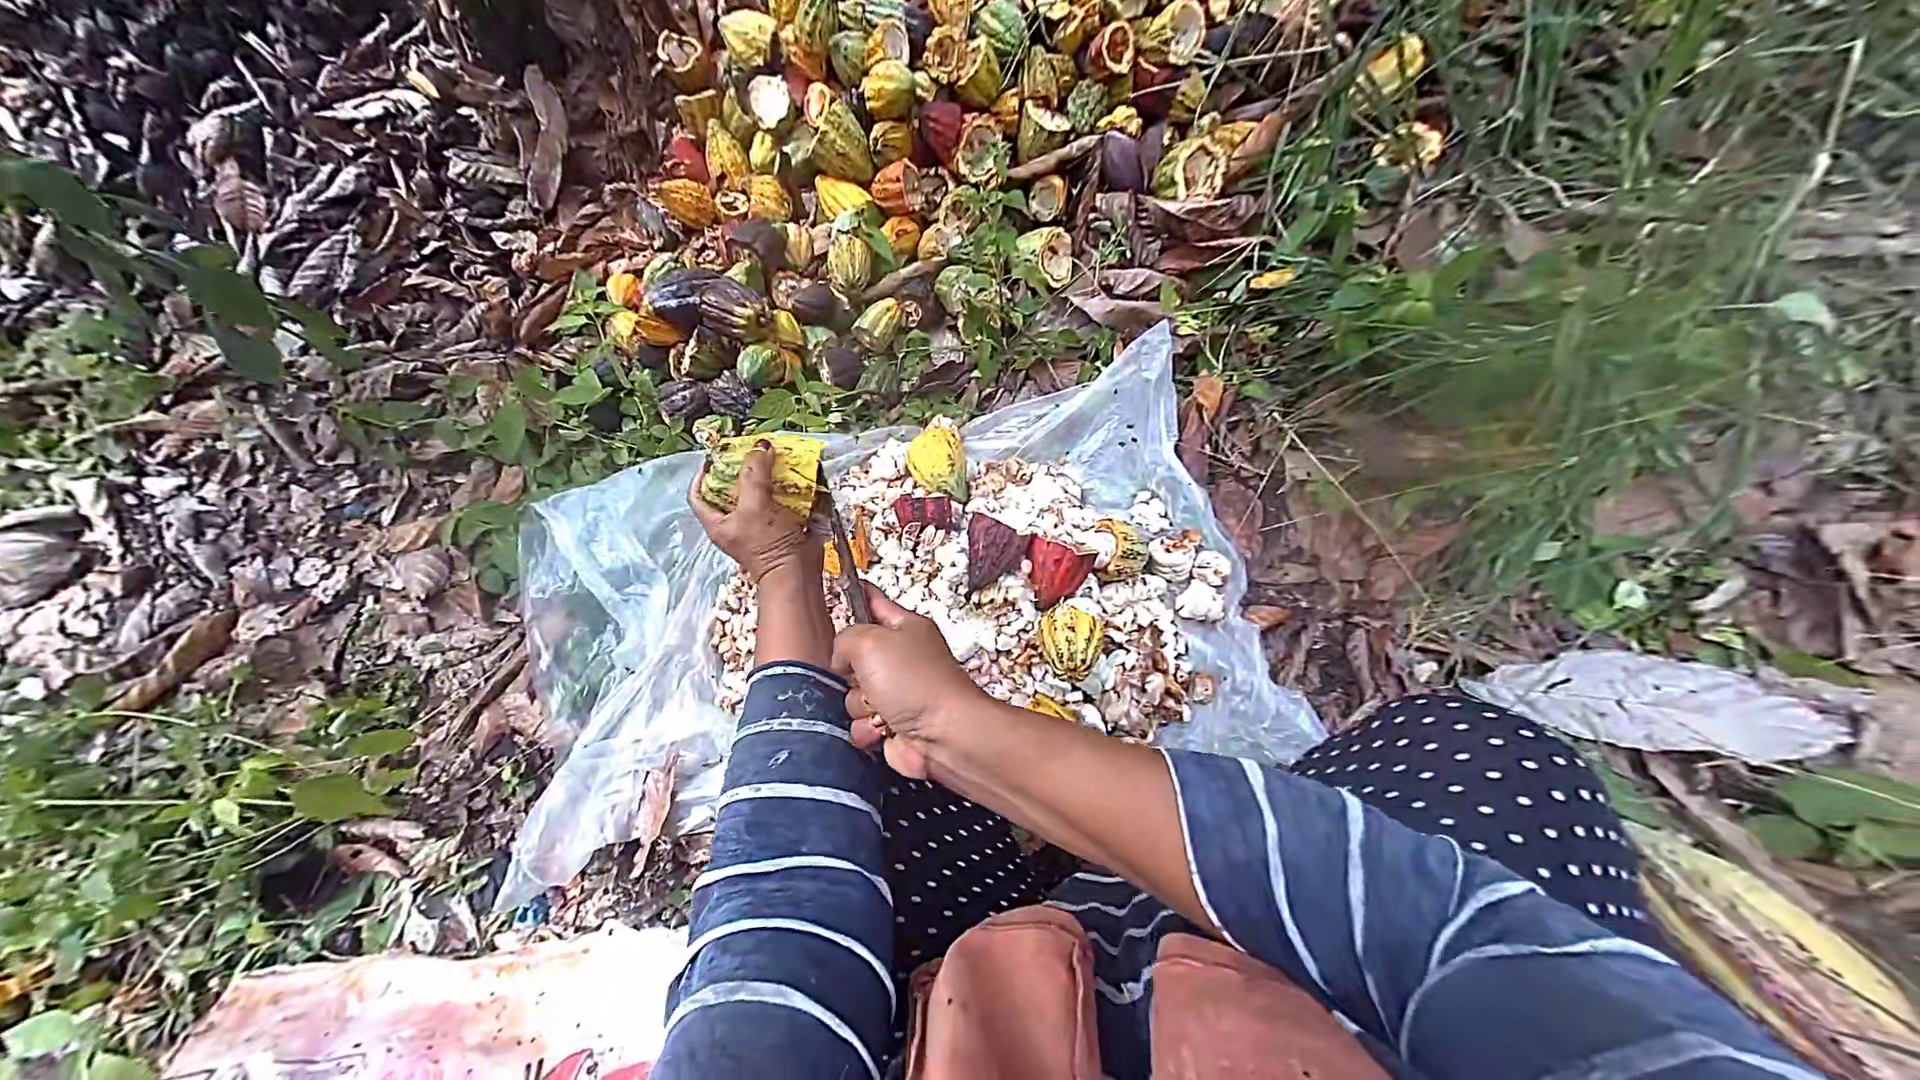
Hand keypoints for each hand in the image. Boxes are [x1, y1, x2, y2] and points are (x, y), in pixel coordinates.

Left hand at [689, 441, 816, 581]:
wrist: (798, 573)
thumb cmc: (768, 544)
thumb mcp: (755, 505)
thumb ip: (754, 474)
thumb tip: (761, 447)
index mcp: (718, 523)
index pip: (698, 495)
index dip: (703, 474)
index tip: (717, 457)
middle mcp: (737, 524)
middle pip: (733, 490)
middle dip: (743, 470)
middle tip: (753, 454)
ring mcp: (760, 526)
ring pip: (760, 494)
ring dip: (769, 478)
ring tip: (777, 460)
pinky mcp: (782, 527)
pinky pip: (782, 502)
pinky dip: (788, 489)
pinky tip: (795, 477)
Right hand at [832, 584, 992, 776]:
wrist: (944, 734)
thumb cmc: (917, 682)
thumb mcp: (870, 641)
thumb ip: (845, 638)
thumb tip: (842, 662)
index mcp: (904, 628)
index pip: (873, 602)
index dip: (856, 594)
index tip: (840, 584)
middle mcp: (900, 659)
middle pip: (854, 657)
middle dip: (851, 672)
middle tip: (864, 675)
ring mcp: (896, 693)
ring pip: (852, 695)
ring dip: (859, 704)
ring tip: (880, 708)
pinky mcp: (891, 725)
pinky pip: (859, 724)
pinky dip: (867, 729)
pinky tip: (882, 729)